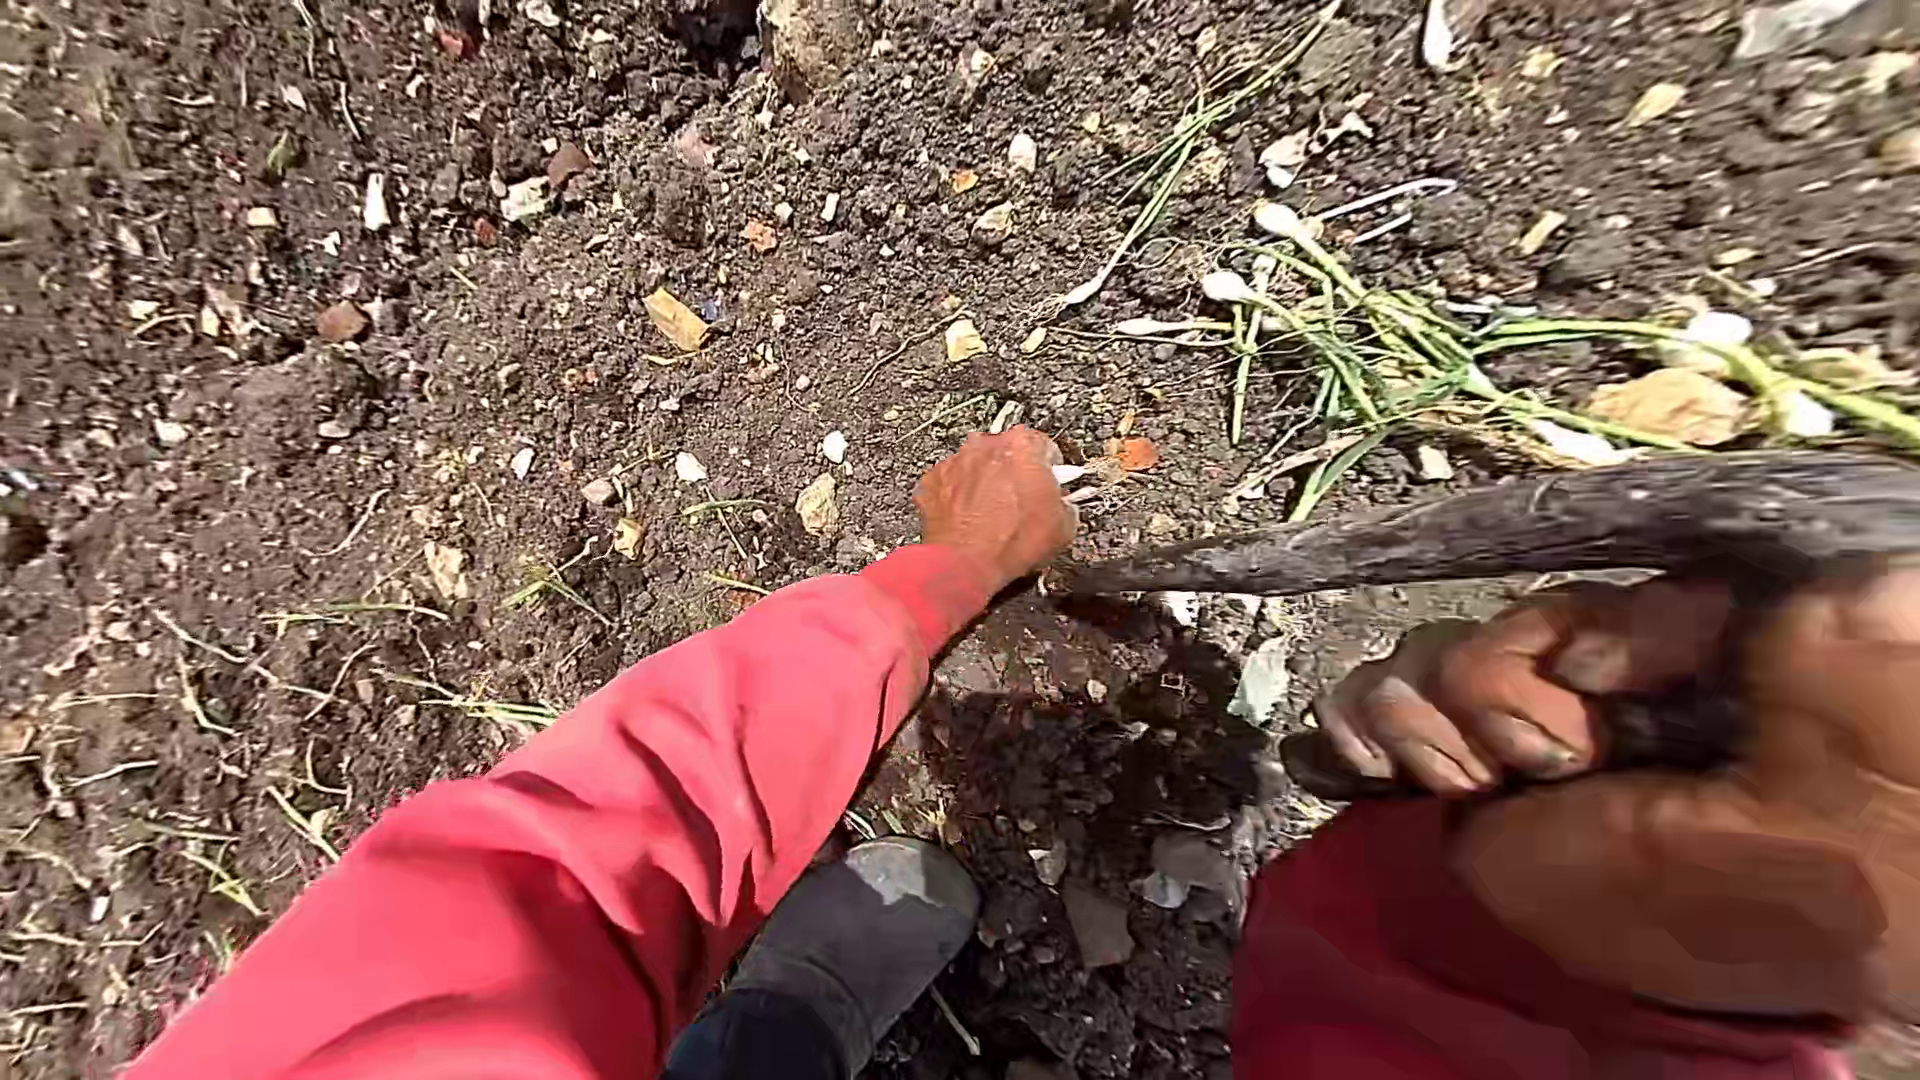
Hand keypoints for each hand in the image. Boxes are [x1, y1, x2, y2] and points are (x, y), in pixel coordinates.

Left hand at [914, 427, 1076, 593]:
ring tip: (991, 516)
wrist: (964, 565)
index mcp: (1023, 446)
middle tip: (1018, 503)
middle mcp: (986, 445)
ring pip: (976, 466)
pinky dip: (958, 497)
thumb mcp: (1062, 527)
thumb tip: (1061, 505)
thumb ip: (1065, 503)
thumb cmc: (1009, 544)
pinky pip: (951, 483)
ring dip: (983, 483)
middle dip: (1012, 473)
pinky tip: (968, 520)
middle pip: (1006, 453)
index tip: (1047, 484)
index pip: (1043, 446)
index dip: (1048, 469)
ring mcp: (956, 461)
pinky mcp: (933, 480)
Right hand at [1317, 569, 1919, 1019]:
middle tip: (1539, 765)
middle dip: (1499, 689)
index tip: (1607, 682)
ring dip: (1425, 722)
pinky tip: (1381, 767)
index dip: (1610, 620)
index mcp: (1699, 676)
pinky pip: (1355, 692)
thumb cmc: (1749, 913)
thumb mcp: (1869, 825)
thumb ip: (1878, 705)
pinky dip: (1354, 724)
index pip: (1643, 590)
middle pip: (1508, 619)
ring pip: (1422, 650)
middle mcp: (1586, 676)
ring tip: (1461, 783)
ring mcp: (1489, 704)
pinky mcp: (1417, 733)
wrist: (1582, 982)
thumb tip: (1880, 579)